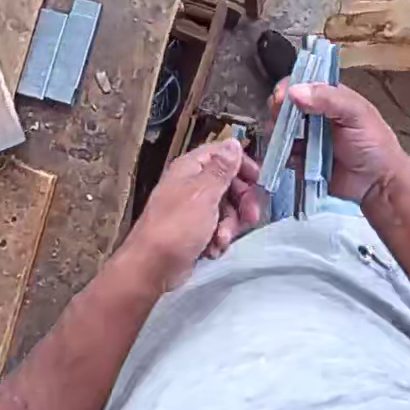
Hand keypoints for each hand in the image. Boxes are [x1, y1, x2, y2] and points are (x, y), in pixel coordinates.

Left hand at [118, 139, 263, 289]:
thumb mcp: (204, 194)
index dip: (242, 164)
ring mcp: (192, 208)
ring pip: (226, 208)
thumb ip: (221, 169)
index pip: (222, 154)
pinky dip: (219, 238)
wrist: (152, 267)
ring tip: (222, 238)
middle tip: (250, 217)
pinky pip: (217, 227)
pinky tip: (214, 249)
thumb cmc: (176, 227)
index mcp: (190, 168)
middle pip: (228, 182)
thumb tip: (233, 142)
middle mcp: (190, 184)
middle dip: (242, 201)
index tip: (258, 181)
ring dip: (230, 224)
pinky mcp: (194, 230)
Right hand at [272, 79, 409, 205]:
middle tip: (280, 122)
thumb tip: (293, 92)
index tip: (281, 98)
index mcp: (329, 98)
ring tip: (283, 140)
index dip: (288, 87)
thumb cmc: (373, 145)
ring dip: (276, 131)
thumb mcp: (357, 114)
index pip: (301, 83)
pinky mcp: (299, 158)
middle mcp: (314, 114)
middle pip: (285, 105)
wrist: (378, 185)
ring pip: (279, 127)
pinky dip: (278, 151)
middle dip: (278, 111)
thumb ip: (328, 99)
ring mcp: (305, 137)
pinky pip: (280, 150)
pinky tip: (286, 155)